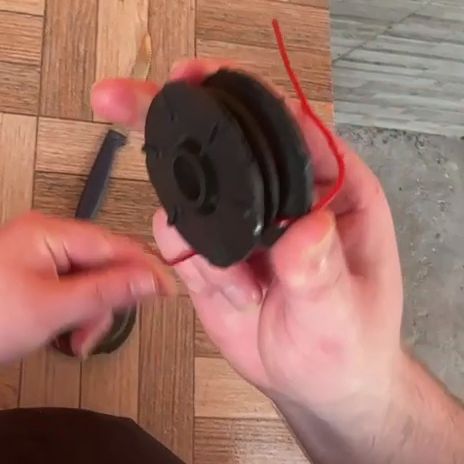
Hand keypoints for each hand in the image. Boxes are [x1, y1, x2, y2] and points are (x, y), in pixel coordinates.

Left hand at [0, 212, 172, 380]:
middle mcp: (39, 236)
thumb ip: (107, 291)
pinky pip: (60, 289)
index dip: (142, 270)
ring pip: (80, 280)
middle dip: (102, 303)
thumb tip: (149, 277)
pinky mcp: (19, 276)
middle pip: (98, 263)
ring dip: (84, 313)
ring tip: (70, 344)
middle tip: (89, 337)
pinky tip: (57, 336)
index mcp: (48, 232)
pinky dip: (66, 313)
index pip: (112, 244)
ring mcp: (28, 256)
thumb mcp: (54, 309)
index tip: (167, 294)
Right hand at [92, 61, 407, 422]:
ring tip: (241, 285)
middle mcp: (279, 191)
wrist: (315, 385)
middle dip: (168, 117)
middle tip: (115, 98)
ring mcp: (239, 218)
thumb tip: (306, 229)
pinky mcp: (208, 247)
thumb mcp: (342, 316)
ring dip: (192, 228)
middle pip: (219, 138)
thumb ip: (321, 274)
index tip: (194, 78)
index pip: (281, 123)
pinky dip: (188, 262)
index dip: (236, 94)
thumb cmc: (347, 346)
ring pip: (187, 187)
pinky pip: (176, 236)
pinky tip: (232, 292)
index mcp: (331, 186)